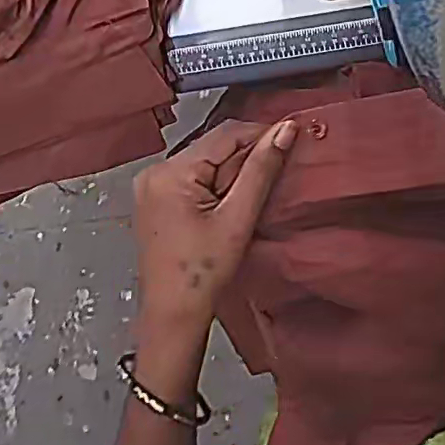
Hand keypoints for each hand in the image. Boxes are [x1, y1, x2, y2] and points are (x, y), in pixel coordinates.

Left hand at [131, 118, 297, 334]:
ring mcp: (153, 186)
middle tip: (276, 174)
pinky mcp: (158, 199)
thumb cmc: (203, 272)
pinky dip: (219, 184)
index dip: (261, 133)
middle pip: (214, 147)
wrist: (174, 314)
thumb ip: (261, 169)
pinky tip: (233, 204)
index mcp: (170, 173)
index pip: (224, 134)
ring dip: (235, 171)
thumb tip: (284, 130)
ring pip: (207, 161)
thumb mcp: (238, 217)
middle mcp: (155, 172)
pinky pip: (196, 177)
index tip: (290, 138)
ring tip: (255, 195)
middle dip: (247, 157)